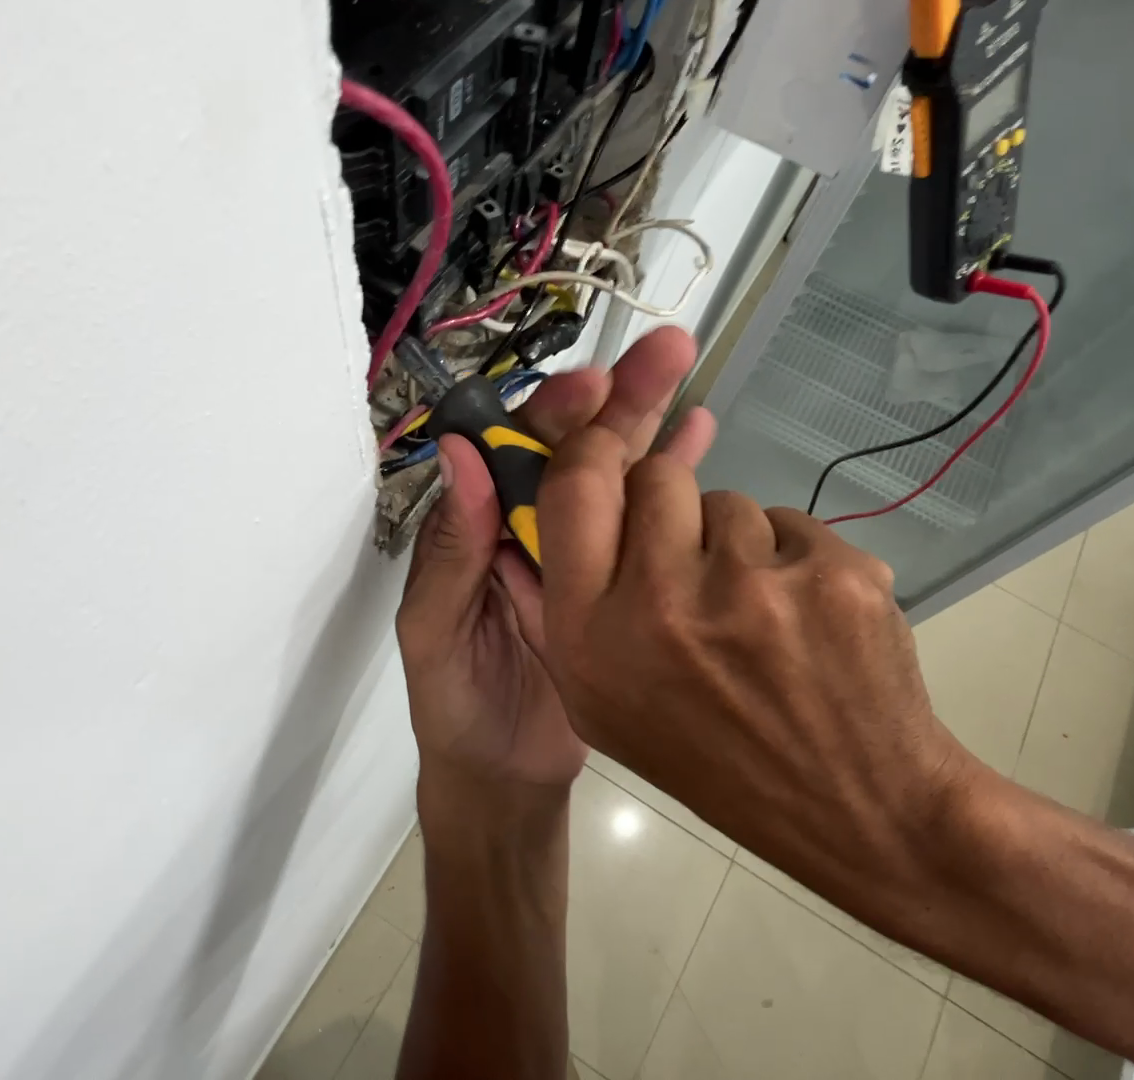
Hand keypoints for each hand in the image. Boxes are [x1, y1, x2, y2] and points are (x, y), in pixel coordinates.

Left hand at [395, 328, 717, 791]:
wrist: (506, 776)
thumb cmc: (457, 708)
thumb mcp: (435, 633)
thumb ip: (451, 552)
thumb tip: (460, 452)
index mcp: (479, 530)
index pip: (512, 453)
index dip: (550, 414)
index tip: (592, 386)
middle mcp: (529, 528)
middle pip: (571, 451)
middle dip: (614, 400)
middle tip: (666, 354)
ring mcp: (581, 554)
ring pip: (613, 476)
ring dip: (648, 424)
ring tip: (687, 377)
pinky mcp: (622, 583)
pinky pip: (645, 521)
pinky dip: (669, 477)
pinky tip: (699, 436)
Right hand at [504, 428, 984, 907]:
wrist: (851, 807)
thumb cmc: (708, 755)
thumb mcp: (598, 703)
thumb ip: (555, 607)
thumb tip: (524, 518)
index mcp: (590, 639)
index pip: (572, 487)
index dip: (591, 453)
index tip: (610, 452)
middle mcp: (660, 605)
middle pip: (654, 475)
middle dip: (667, 505)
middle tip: (690, 564)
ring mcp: (754, 588)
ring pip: (728, 500)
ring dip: (734, 542)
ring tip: (755, 615)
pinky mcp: (834, 575)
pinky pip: (791, 522)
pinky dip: (794, 559)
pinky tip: (807, 622)